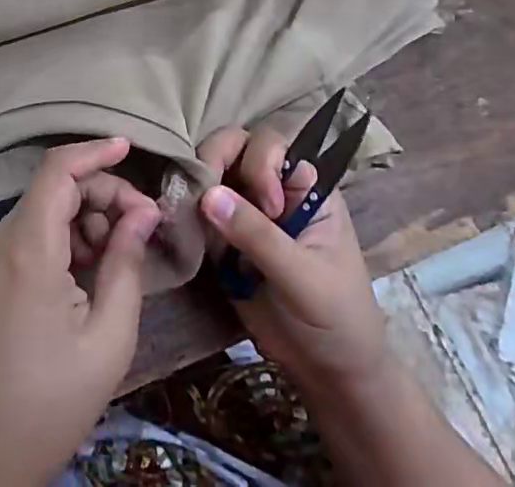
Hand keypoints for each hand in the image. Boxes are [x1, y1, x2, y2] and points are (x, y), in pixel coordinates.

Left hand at [0, 138, 162, 486]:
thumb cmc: (53, 398)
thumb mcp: (108, 334)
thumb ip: (126, 263)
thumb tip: (144, 212)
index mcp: (29, 247)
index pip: (58, 170)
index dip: (96, 150)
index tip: (133, 146)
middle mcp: (5, 238)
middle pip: (58, 186)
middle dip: (105, 193)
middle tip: (145, 225)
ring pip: (50, 207)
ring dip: (92, 217)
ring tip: (124, 254)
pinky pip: (39, 232)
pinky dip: (73, 236)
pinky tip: (98, 267)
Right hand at [195, 125, 387, 394]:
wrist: (327, 371)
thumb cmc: (336, 316)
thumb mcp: (304, 277)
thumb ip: (259, 235)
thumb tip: (208, 194)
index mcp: (305, 185)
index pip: (273, 144)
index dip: (260, 162)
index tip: (268, 207)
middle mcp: (272, 187)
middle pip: (236, 146)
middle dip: (216, 158)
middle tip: (206, 194)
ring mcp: (245, 210)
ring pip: (212, 174)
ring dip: (196, 184)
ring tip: (186, 211)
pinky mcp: (222, 237)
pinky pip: (198, 211)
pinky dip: (185, 213)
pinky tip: (178, 225)